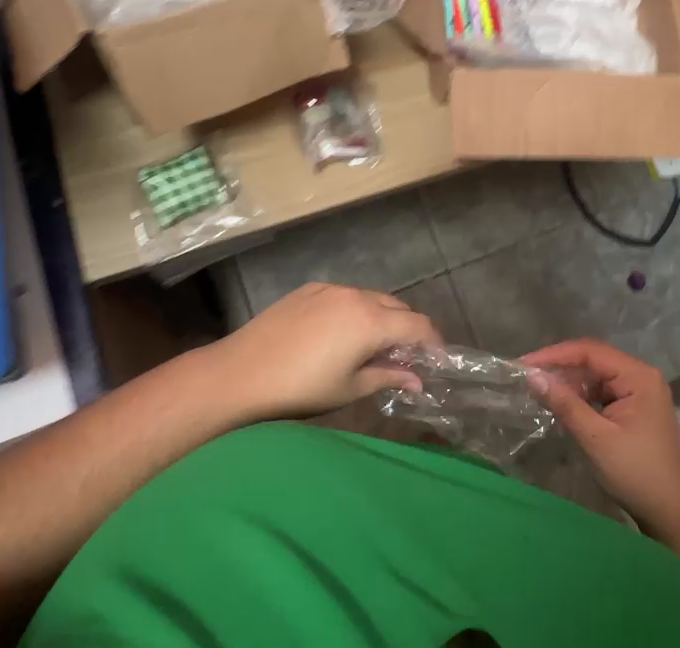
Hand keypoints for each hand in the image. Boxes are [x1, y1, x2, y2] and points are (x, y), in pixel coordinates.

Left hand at [208, 282, 442, 420]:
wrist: (240, 373)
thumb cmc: (300, 389)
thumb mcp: (349, 389)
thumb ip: (388, 377)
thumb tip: (418, 380)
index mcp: (371, 321)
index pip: (418, 326)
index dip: (434, 343)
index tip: (439, 362)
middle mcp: (356, 296)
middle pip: (397, 308)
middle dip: (409, 330)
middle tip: (407, 358)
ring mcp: (330, 289)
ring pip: (371, 299)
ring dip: (382, 319)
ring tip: (375, 347)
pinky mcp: (308, 290)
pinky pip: (345, 296)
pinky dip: (356, 312)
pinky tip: (341, 336)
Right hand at [522, 339, 679, 536]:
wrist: (669, 512)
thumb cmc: (635, 473)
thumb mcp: (595, 438)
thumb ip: (565, 403)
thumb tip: (532, 377)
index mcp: (638, 376)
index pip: (590, 352)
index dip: (555, 355)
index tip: (524, 365)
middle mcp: (641, 376)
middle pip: (594, 361)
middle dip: (561, 368)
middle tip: (527, 377)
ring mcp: (640, 393)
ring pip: (597, 377)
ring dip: (570, 383)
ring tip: (539, 390)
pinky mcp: (635, 409)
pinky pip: (603, 393)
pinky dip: (582, 397)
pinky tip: (562, 405)